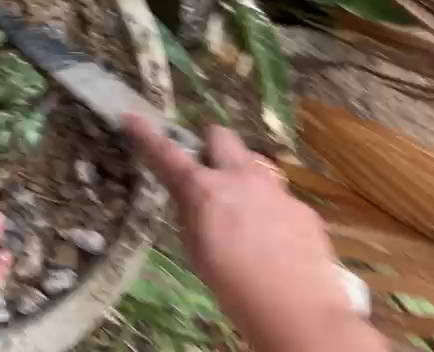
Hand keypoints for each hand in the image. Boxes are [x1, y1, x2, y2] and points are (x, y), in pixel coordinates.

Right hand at [123, 115, 383, 351]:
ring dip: (243, 175)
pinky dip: (272, 209)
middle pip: (220, 135)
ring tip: (246, 209)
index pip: (165, 152)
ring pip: (254, 162)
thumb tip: (187, 195)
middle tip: (208, 171)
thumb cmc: (235, 289)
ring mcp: (275, 190)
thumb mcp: (196, 251)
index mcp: (203, 190)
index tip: (131, 117)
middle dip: (210, 146)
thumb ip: (189, 214)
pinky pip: (280, 197)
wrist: (301, 314)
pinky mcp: (303, 208)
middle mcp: (239, 178)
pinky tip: (276, 240)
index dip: (146, 134)